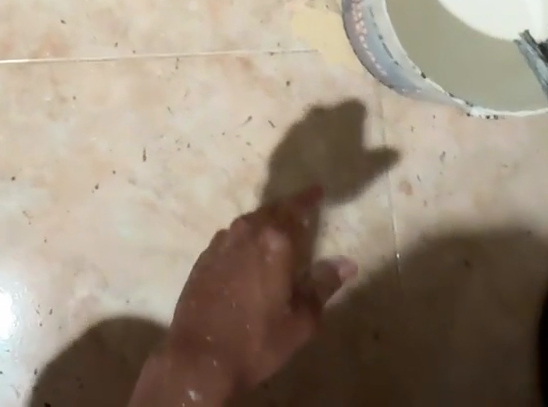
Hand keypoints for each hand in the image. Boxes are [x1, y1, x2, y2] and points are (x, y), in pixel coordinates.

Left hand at [128, 187, 356, 405]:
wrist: (199, 357)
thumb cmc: (256, 341)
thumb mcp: (300, 321)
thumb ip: (323, 286)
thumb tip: (347, 263)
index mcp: (275, 241)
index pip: (296, 208)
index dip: (309, 198)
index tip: (318, 190)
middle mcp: (247, 231)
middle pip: (272, 211)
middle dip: (288, 210)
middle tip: (301, 212)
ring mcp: (222, 242)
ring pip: (250, 222)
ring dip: (265, 223)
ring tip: (277, 232)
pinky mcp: (205, 256)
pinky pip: (232, 236)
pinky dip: (246, 238)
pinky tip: (249, 253)